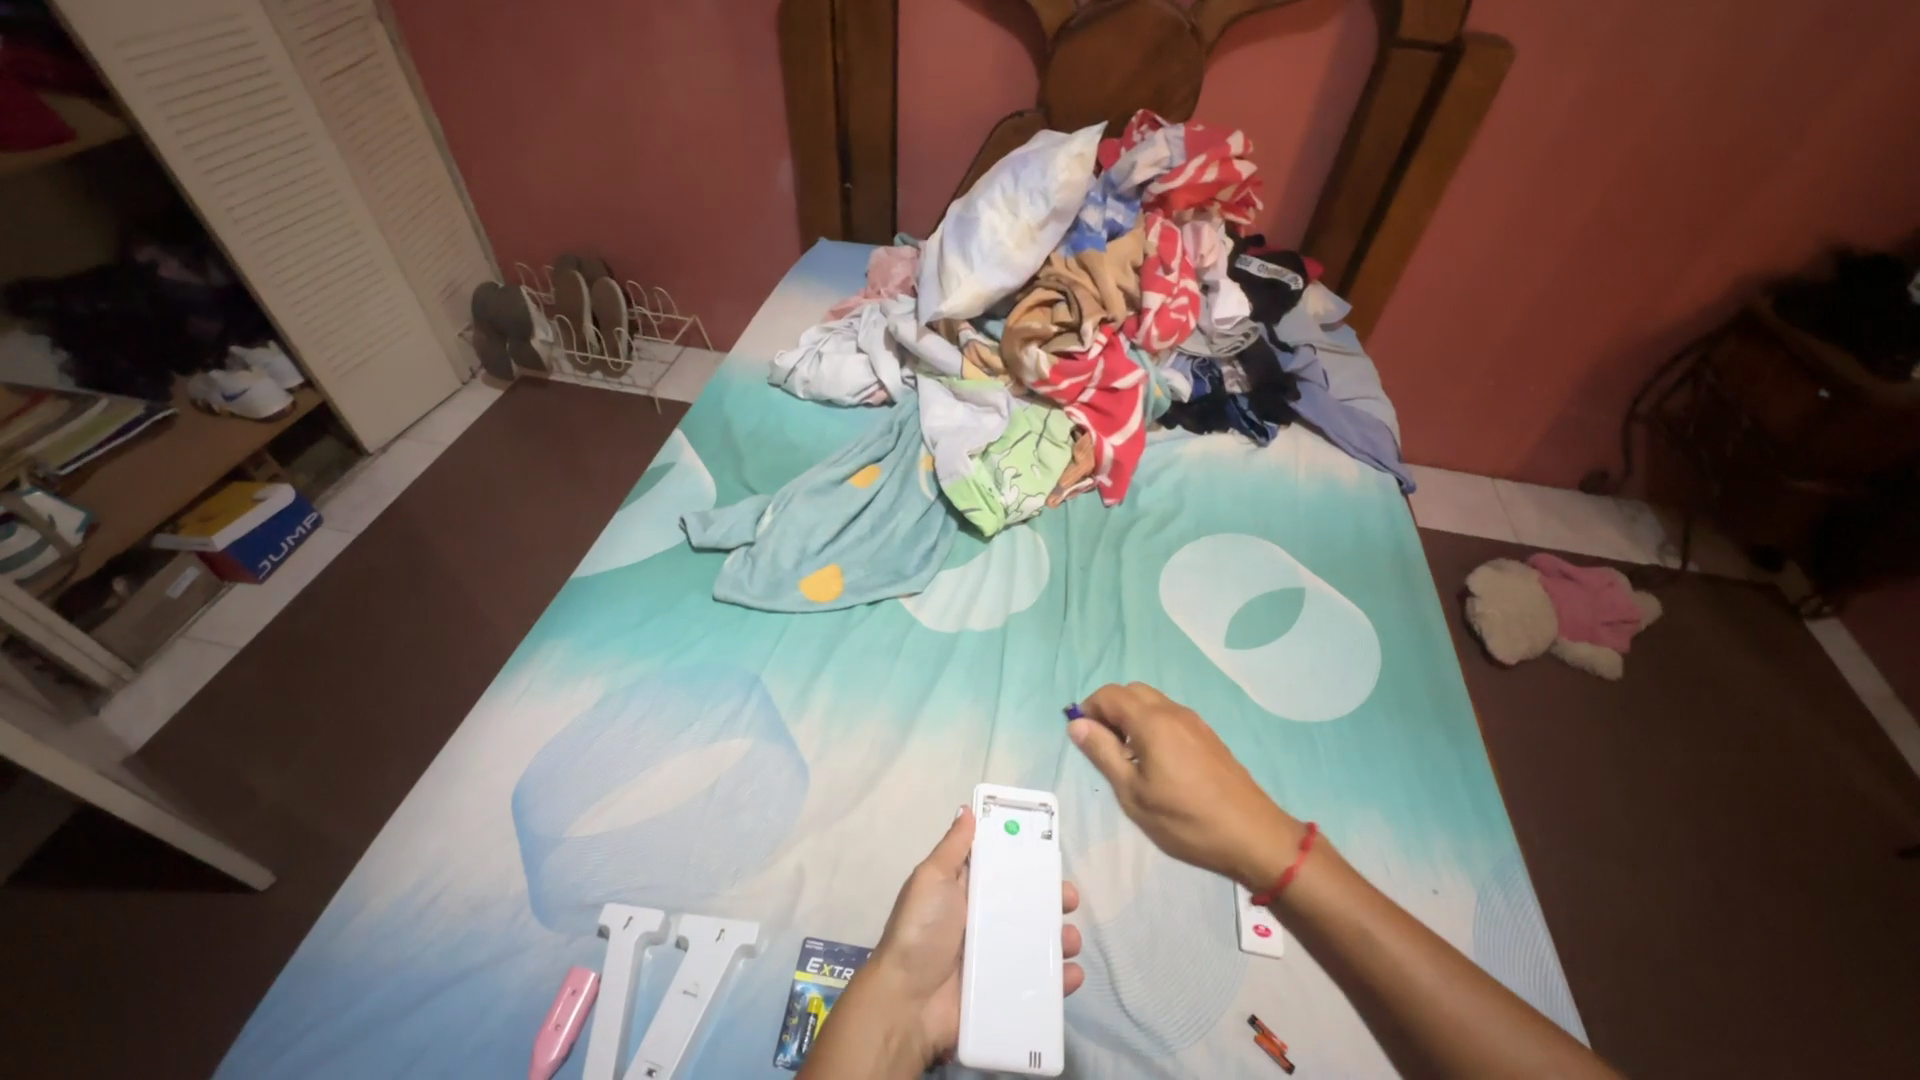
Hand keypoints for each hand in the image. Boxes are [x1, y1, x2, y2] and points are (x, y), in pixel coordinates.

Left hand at [837, 807, 1083, 1070]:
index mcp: (967, 892)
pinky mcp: (1004, 992)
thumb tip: (967, 809)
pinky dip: (1061, 980)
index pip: (1005, 870)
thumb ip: (953, 848)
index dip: (1029, 862)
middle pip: (1028, 906)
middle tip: (1068, 900)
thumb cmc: (919, 932)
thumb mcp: (931, 880)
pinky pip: (1040, 984)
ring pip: (1040, 943)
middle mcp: (984, 922)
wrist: (907, 1002)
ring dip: (1062, 939)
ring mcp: (996, 959)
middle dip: (1054, 900)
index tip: (1052, 856)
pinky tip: (1071, 974)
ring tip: (1070, 940)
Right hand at [1070, 683, 1302, 889]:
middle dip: (1110, 710)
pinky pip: (1170, 716)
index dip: (1089, 710)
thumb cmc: (1185, 820)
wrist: (1253, 836)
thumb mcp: (1133, 794)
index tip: (1083, 739)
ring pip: (1152, 702)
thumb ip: (1102, 753)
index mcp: (1152, 722)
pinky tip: (1156, 762)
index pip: (1109, 695)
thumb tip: (1077, 724)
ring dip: (1131, 717)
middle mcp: (1174, 712)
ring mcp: (1195, 722)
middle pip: (1131, 692)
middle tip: (1103, 747)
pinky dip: (1152, 725)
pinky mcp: (1208, 736)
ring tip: (1128, 758)